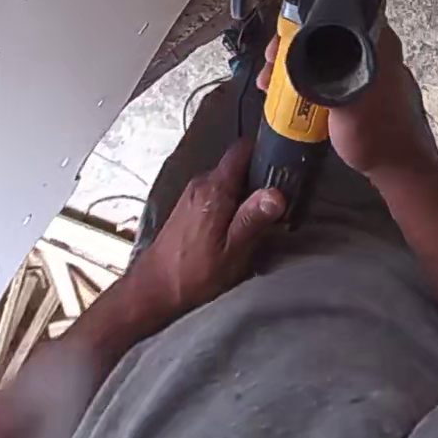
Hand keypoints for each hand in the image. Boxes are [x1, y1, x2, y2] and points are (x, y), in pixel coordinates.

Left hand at [118, 139, 285, 327]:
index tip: (283, 163)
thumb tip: (277, 194)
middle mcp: (202, 182)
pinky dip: (231, 201)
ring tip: (261, 216)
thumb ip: (253, 219)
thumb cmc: (194, 273)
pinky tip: (238, 224)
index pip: (241, 150)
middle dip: (259, 177)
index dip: (264, 150)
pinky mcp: (189, 205)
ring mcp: (193, 192)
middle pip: (237, 164)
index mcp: (215, 189)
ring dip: (245, 192)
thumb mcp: (232, 251)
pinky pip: (216, 191)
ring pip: (227, 179)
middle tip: (279, 199)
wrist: (154, 287)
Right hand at [258, 24, 437, 180]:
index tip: (280, 39)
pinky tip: (287, 93)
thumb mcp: (344, 97)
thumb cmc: (376, 133)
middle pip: (323, 34)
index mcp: (376, 40)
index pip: (334, 13)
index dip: (300, 23)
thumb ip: (324, 71)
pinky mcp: (360, 89)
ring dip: (294, 64)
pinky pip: (328, 75)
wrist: (396, 170)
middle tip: (270, 62)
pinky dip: (307, 79)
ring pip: (323, 56)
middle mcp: (374, 49)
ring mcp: (368, 70)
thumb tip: (298, 52)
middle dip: (291, 46)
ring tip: (271, 81)